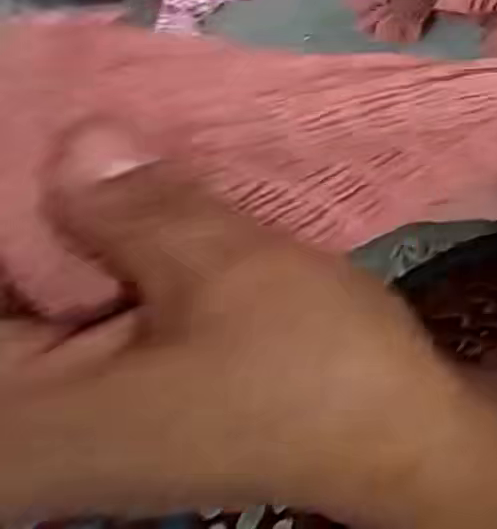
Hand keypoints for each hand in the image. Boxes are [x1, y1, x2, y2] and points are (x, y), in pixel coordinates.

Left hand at [0, 127, 496, 526]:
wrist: (394, 432)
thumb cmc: (312, 361)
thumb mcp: (240, 273)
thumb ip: (148, 208)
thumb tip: (82, 137)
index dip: (22, 193)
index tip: (76, 129)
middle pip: (11, 289)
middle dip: (65, 214)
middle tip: (133, 146)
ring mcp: (55, 431)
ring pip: (54, 306)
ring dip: (108, 242)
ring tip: (171, 184)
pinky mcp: (117, 416)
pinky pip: (94, 328)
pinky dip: (133, 275)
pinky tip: (192, 243)